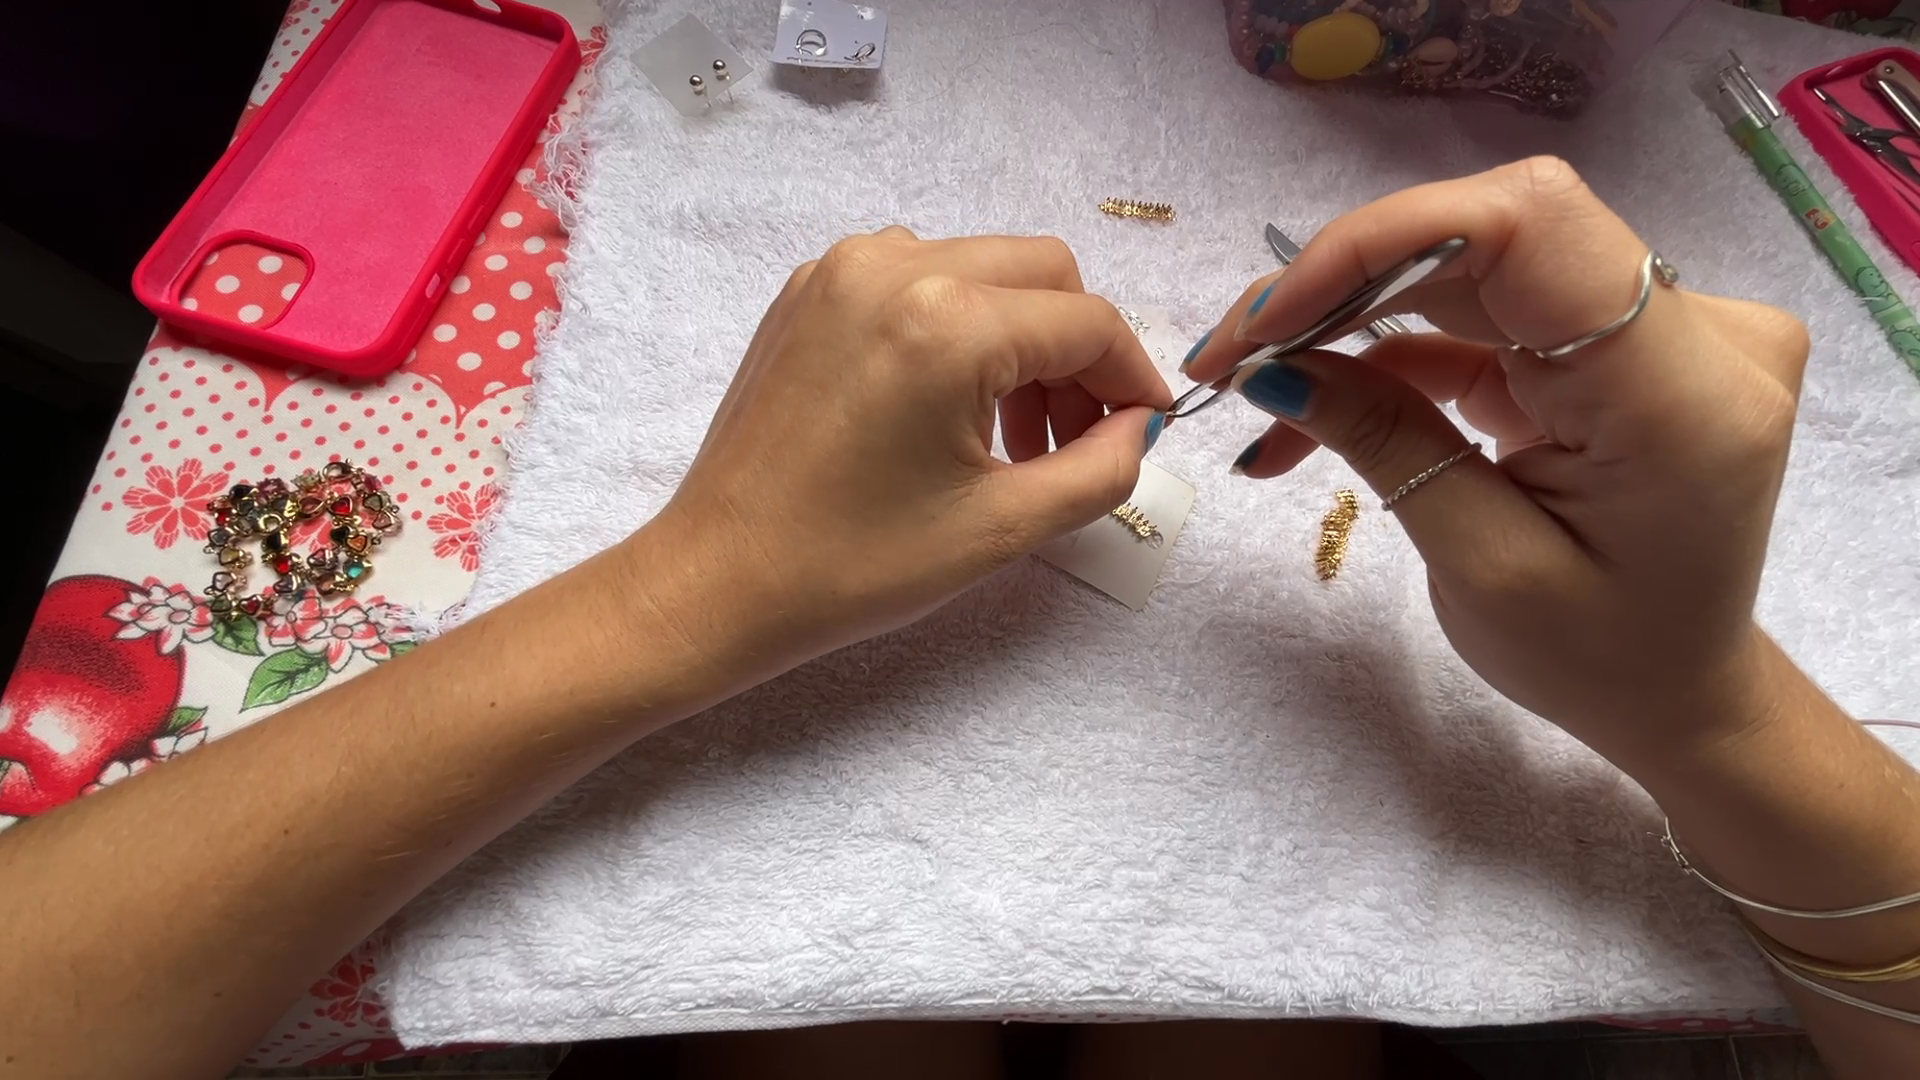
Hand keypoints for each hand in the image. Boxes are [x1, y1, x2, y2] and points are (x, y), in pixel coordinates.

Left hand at [649, 227, 1169, 673]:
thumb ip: (1101, 470)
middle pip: (1043, 275)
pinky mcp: (810, 291)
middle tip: (1074, 438)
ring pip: (984, 271)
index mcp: (945, 321)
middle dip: (1079, 353)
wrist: (720, 581)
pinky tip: (948, 404)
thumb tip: (1140, 426)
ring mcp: (841, 269)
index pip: (1086, 323)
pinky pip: (921, 280)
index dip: (1132, 377)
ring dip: (1021, 340)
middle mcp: (894, 264)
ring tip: (1009, 433)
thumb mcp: (1002, 528)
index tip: (1143, 430)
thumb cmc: (855, 567)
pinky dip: (961, 330)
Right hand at [1183, 158, 1809, 773]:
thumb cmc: (1591, 655)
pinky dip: (1365, 365)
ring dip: (1332, 326)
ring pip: (1449, 276)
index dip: (1375, 244)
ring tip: (1244, 388)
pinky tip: (1300, 417)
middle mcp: (1676, 326)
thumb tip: (1272, 368)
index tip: (1263, 322)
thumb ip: (1385, 444)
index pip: (1524, 226)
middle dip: (1329, 289)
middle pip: (1472, 240)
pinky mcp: (1579, 351)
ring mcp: (1629, 331)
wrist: (1668, 687)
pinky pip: (1453, 329)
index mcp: (1677, 386)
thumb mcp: (1477, 562)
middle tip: (1222, 358)